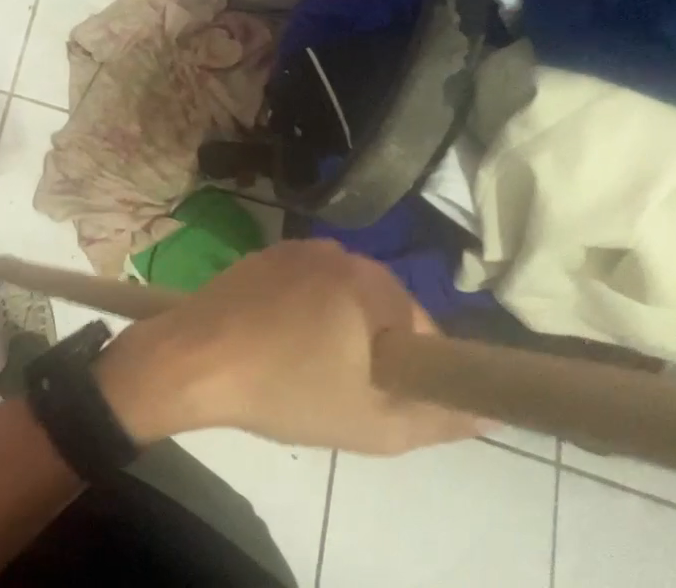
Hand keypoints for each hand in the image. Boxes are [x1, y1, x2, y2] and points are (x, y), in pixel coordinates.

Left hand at [93, 240, 488, 454]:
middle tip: (336, 390)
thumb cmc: (284, 390)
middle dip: (368, 351)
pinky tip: (272, 349)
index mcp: (371, 280)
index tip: (377, 398)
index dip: (410, 374)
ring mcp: (285, 251)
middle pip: (378, 312)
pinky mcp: (251, 260)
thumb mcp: (376, 425)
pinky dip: (296, 319)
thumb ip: (442, 418)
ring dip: (331, 334)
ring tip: (300, 372)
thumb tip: (489, 412)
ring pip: (335, 302)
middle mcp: (332, 252)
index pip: (423, 331)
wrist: (186, 363)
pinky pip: (297, 293)